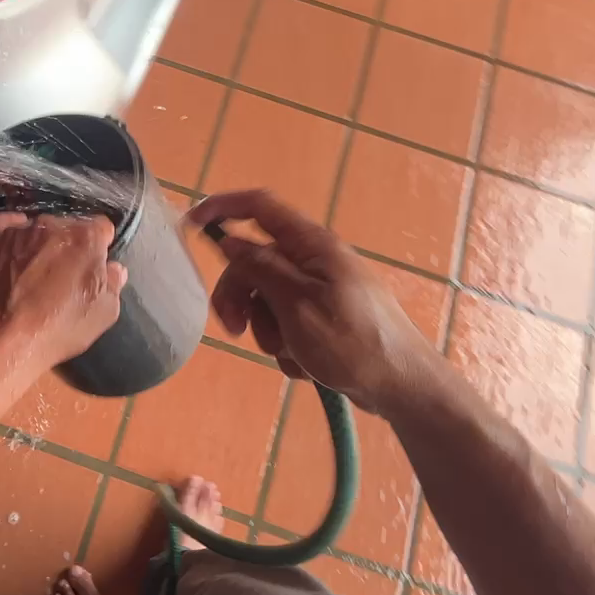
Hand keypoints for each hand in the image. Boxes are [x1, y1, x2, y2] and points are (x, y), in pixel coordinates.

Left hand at [0, 212, 127, 374]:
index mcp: (86, 238)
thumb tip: (114, 268)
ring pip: (37, 228)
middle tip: (61, 275)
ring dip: (39, 243)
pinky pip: (5, 226)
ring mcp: (18, 228)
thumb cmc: (56, 330)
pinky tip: (8, 258)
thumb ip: (113, 284)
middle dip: (68, 246)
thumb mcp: (102, 315)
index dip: (100, 247)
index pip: (101, 229)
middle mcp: (53, 224)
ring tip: (30, 273)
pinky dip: (10, 238)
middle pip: (68, 227)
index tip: (93, 265)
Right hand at [186, 190, 447, 413]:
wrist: (404, 388)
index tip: (191, 225)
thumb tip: (229, 240)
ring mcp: (319, 289)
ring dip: (266, 327)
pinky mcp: (323, 318)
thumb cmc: (352, 342)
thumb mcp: (296, 305)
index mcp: (311, 244)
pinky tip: (307, 362)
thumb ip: (260, 268)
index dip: (222, 207)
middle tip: (233, 329)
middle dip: (239, 295)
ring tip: (289, 352)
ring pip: (266, 297)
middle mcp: (313, 260)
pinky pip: (286, 322)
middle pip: (254, 261)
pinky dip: (288, 343)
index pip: (259, 207)